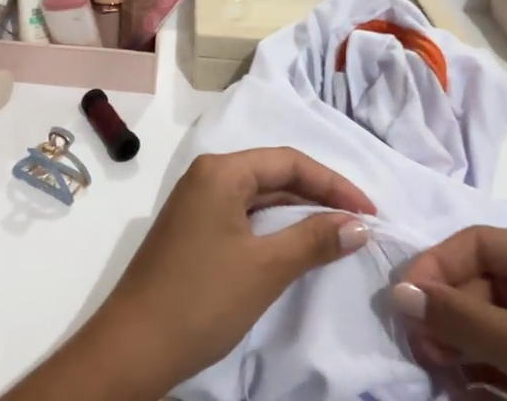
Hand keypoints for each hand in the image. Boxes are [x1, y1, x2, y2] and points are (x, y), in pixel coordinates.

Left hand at [5, 149, 374, 400]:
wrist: (135, 345)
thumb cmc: (202, 298)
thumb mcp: (265, 268)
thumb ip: (314, 239)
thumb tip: (358, 224)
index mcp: (220, 171)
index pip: (288, 161)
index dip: (334, 183)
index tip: (372, 212)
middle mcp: (207, 176)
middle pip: (274, 174)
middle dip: (319, 195)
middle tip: (362, 222)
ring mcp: (197, 204)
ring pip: (259, 196)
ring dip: (299, 212)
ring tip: (340, 233)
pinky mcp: (194, 230)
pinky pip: (244, 216)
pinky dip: (275, 227)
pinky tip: (298, 246)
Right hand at [390, 227, 506, 400]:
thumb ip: (462, 319)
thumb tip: (396, 291)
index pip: (478, 243)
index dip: (436, 266)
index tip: (403, 305)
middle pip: (481, 285)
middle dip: (445, 314)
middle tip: (422, 353)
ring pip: (491, 328)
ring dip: (459, 349)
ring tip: (441, 377)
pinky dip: (483, 378)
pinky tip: (468, 396)